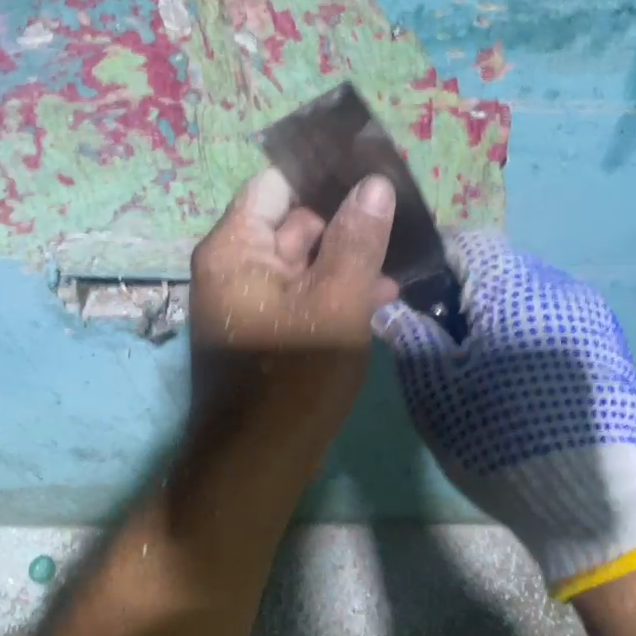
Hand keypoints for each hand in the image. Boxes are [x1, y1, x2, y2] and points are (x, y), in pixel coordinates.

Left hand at [188, 167, 398, 434]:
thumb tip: (374, 185)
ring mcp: (249, 298)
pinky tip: (381, 294)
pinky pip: (302, 292)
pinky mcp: (266, 328)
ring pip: (304, 259)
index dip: (323, 174)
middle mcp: (234, 265)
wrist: (255, 464)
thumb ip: (357, 240)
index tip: (373, 170)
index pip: (276, 184)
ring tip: (401, 255)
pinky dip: (335, 290)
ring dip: (347, 258)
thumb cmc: (293, 379)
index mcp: (236, 247)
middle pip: (293, 220)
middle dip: (345, 218)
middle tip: (400, 212)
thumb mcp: (336, 303)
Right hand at [376, 233, 635, 599]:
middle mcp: (558, 286)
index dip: (436, 259)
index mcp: (511, 286)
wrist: (587, 494)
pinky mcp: (610, 347)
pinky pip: (559, 321)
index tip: (415, 294)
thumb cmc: (497, 434)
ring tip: (484, 362)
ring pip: (531, 294)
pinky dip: (533, 334)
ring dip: (503, 313)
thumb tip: (387, 306)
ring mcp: (591, 316)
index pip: (469, 240)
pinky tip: (523, 380)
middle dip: (470, 289)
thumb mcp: (436, 390)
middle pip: (502, 266)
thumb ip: (410, 336)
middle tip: (444, 334)